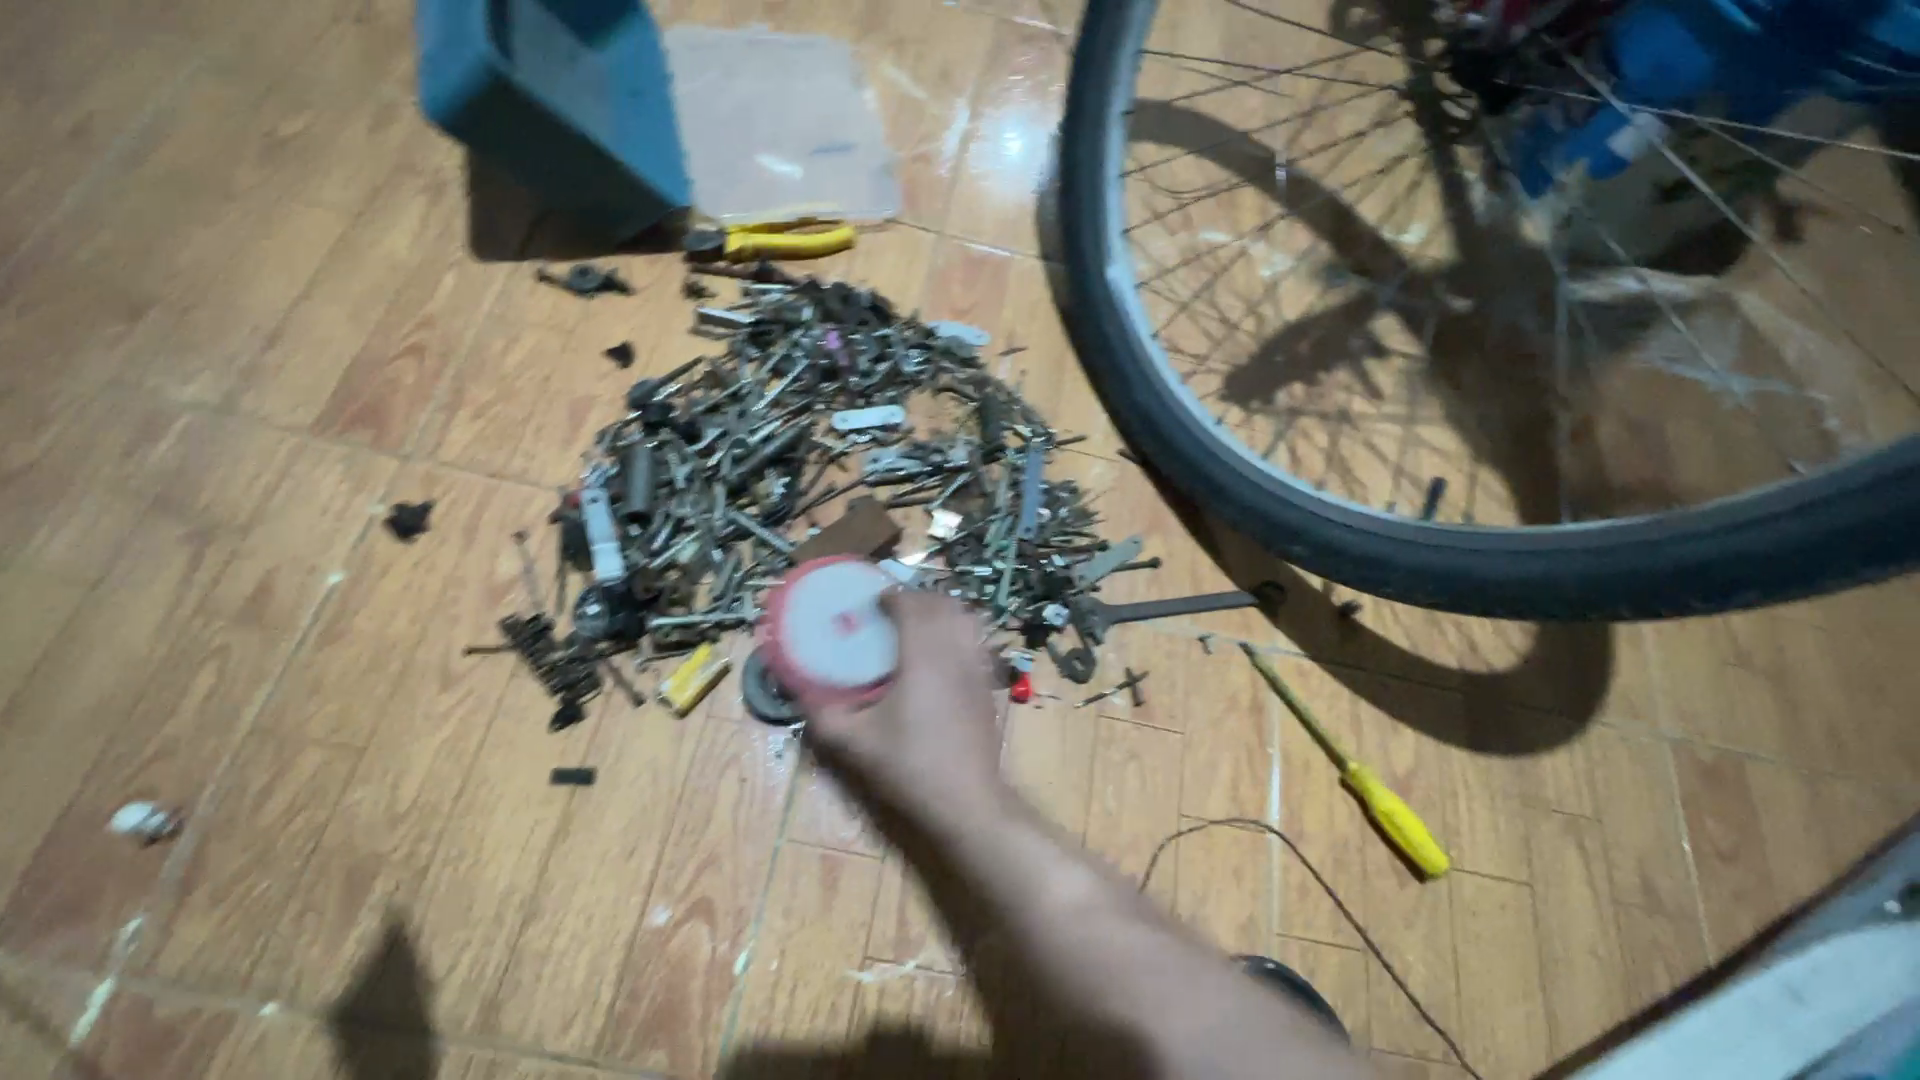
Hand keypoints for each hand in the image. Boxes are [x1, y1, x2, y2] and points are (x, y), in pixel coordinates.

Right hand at [803, 589, 1007, 825]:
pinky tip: (943, 655)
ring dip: (942, 611)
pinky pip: (977, 642)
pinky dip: (959, 633)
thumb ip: (822, 713)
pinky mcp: (989, 686)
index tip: (873, 603)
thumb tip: (797, 689)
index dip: (892, 597)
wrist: (967, 800)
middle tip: (891, 611)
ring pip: (966, 619)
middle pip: (942, 604)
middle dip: (916, 599)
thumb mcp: (855, 744)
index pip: (912, 605)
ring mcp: (978, 668)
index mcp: (922, 656)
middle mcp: (955, 652)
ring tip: (919, 626)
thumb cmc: (909, 767)